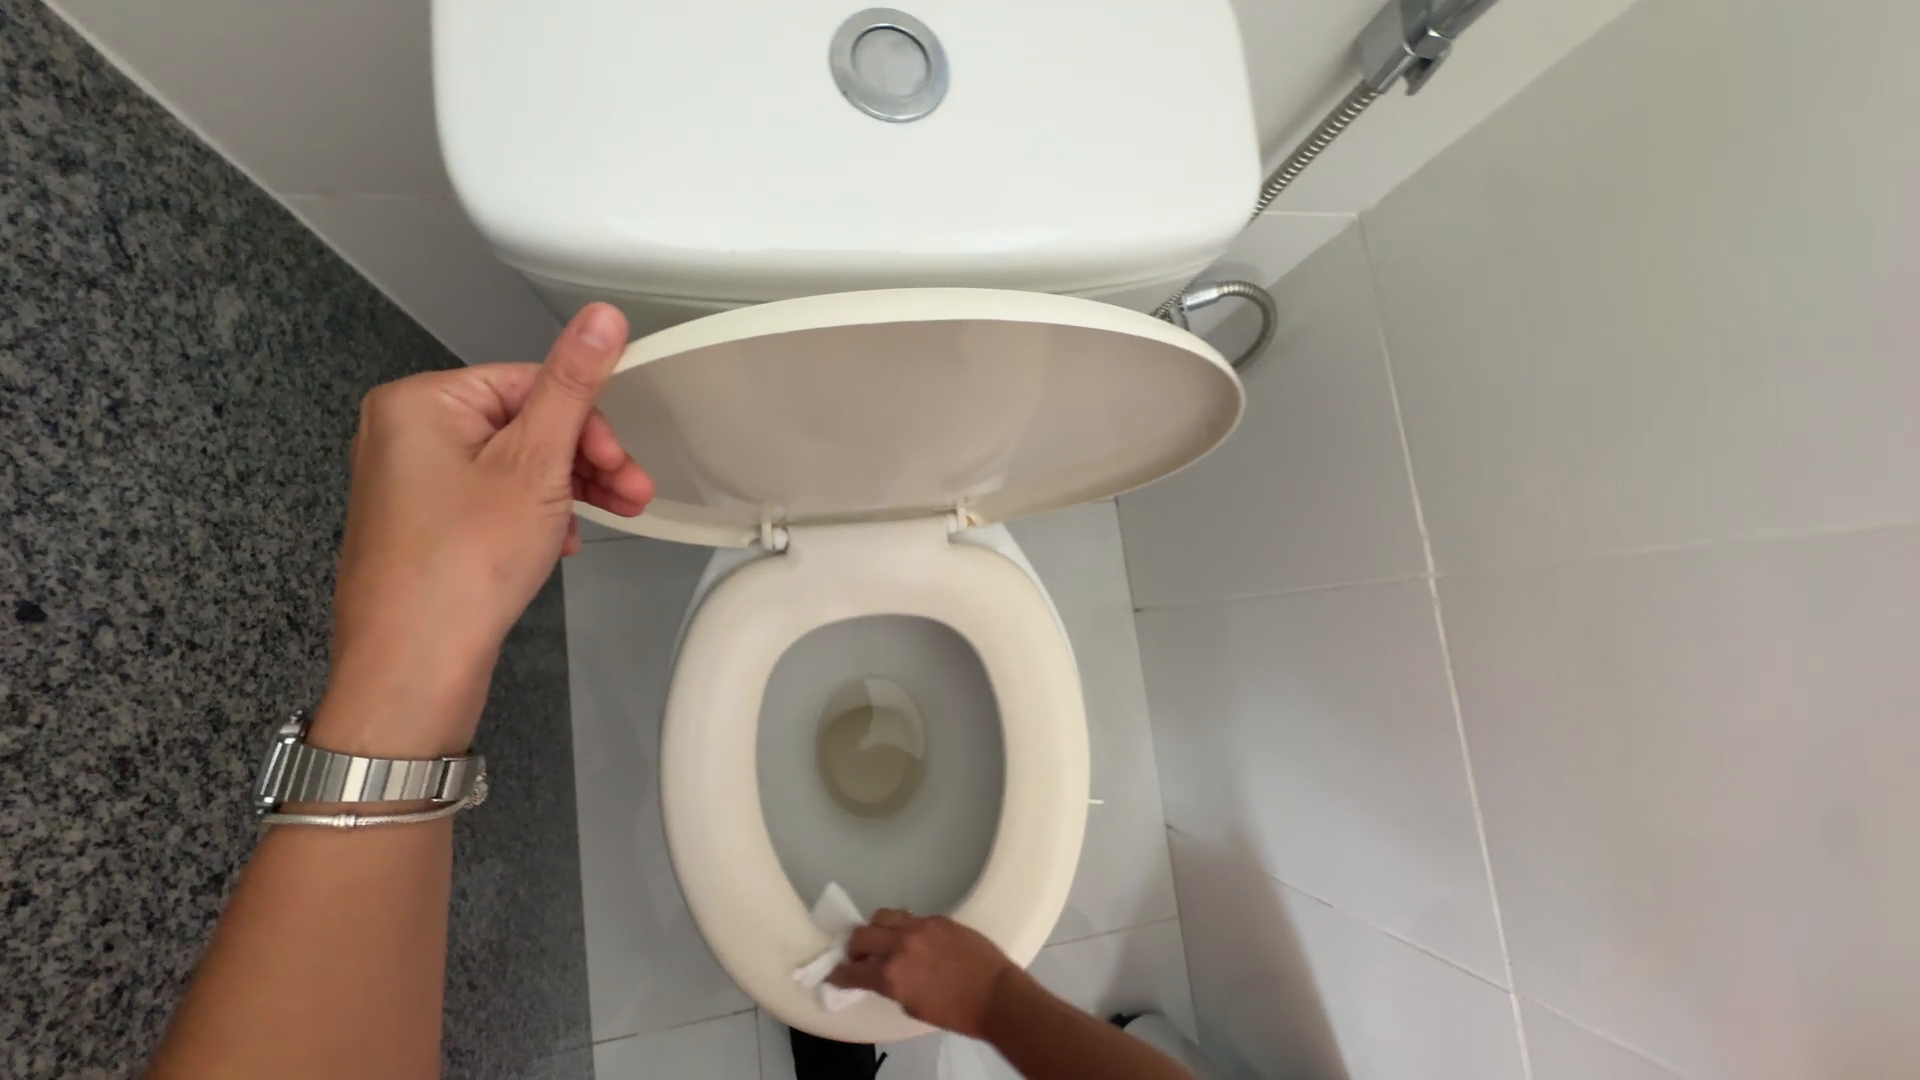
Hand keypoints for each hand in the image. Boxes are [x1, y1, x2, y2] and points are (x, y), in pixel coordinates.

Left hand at [311, 303, 652, 757]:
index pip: (531, 384)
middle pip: (526, 425)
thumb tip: (602, 316)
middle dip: (586, 461)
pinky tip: (560, 539)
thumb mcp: (537, 462)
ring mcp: (413, 481)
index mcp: (423, 402)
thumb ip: (573, 385)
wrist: (417, 659)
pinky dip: (537, 512)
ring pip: (516, 465)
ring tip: (610, 519)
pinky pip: (496, 497)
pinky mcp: (426, 522)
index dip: (588, 424)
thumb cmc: (467, 559)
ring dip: (570, 489)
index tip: (623, 465)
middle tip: (632, 495)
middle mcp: (407, 433)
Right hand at [827, 910, 1023, 1037]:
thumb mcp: (913, 1006)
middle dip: (854, 946)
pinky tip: (913, 939)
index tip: (834, 974)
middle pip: (862, 933)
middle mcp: (901, 945)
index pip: (853, 971)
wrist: (995, 994)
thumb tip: (884, 975)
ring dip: (877, 928)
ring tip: (883, 939)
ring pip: (884, 915)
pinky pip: (911, 917)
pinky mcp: (938, 918)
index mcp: (892, 975)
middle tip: (858, 955)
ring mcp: (921, 926)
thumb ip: (893, 986)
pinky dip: (904, 927)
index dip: (840, 974)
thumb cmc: (955, 1012)